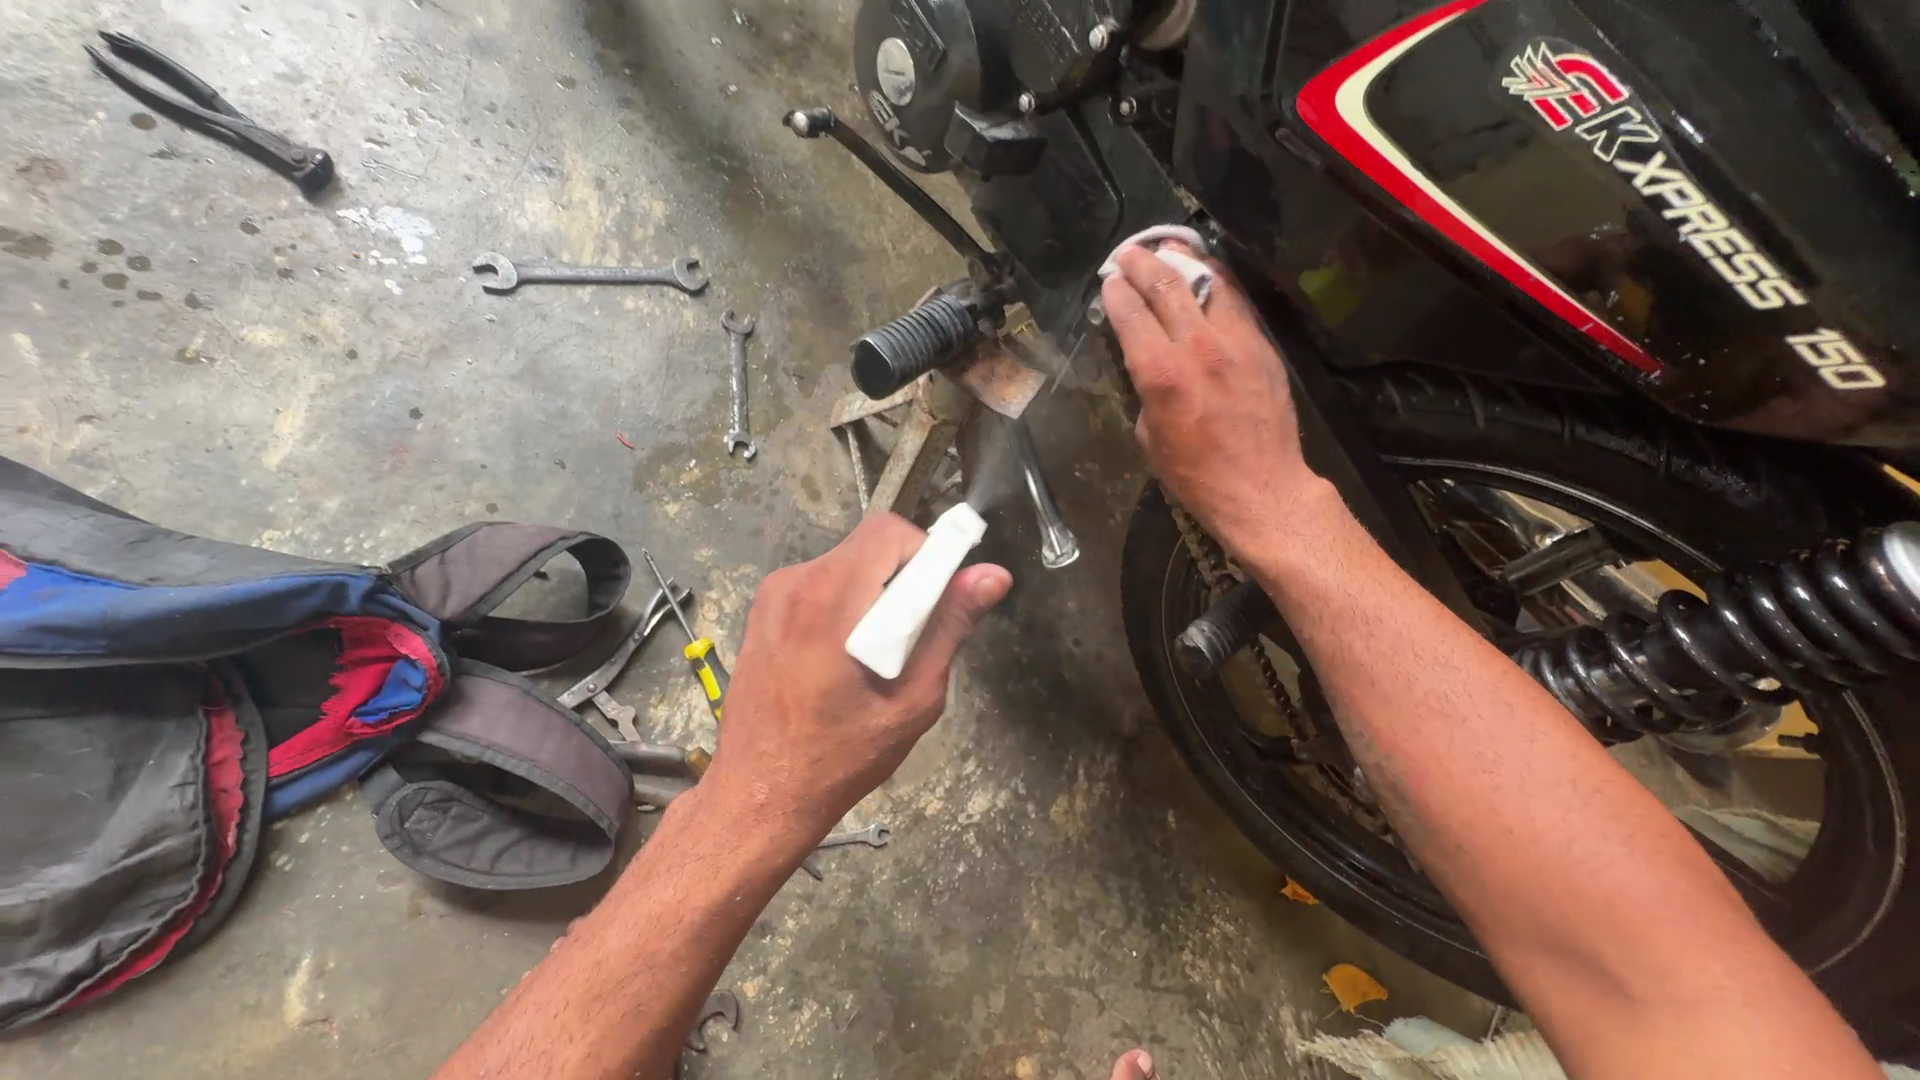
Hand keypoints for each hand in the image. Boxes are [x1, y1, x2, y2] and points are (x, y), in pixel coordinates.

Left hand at [707, 513, 1012, 837]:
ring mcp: (771, 596)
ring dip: (874, 595)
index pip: (888, 531)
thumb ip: (950, 627)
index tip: (941, 596)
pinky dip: (846, 606)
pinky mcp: (762, 612)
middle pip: (867, 547)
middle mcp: (794, 583)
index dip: (927, 552)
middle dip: (903, 579)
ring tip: (881, 657)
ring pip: (845, 565)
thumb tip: (993, 576)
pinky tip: (846, 660)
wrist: (758, 795)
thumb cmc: (839, 757)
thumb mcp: (912, 699)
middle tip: (916, 637)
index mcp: (830, 598)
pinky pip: (819, 586)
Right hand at [1101, 243, 1319, 556]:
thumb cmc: (1195, 474)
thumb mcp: (1150, 436)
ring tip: (1169, 248)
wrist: (1261, 488)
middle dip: (1143, 264)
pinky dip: (1217, 283)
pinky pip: (1237, 303)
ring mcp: (1236, 342)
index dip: (1116, 292)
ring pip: (1209, 284)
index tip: (1109, 281)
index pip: (1132, 314)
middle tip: (1130, 253)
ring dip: (1184, 262)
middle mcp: (1198, 347)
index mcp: (1161, 374)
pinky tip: (1208, 276)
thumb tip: (1148, 365)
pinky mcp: (1262, 348)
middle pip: (1167, 287)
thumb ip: (1146, 390)